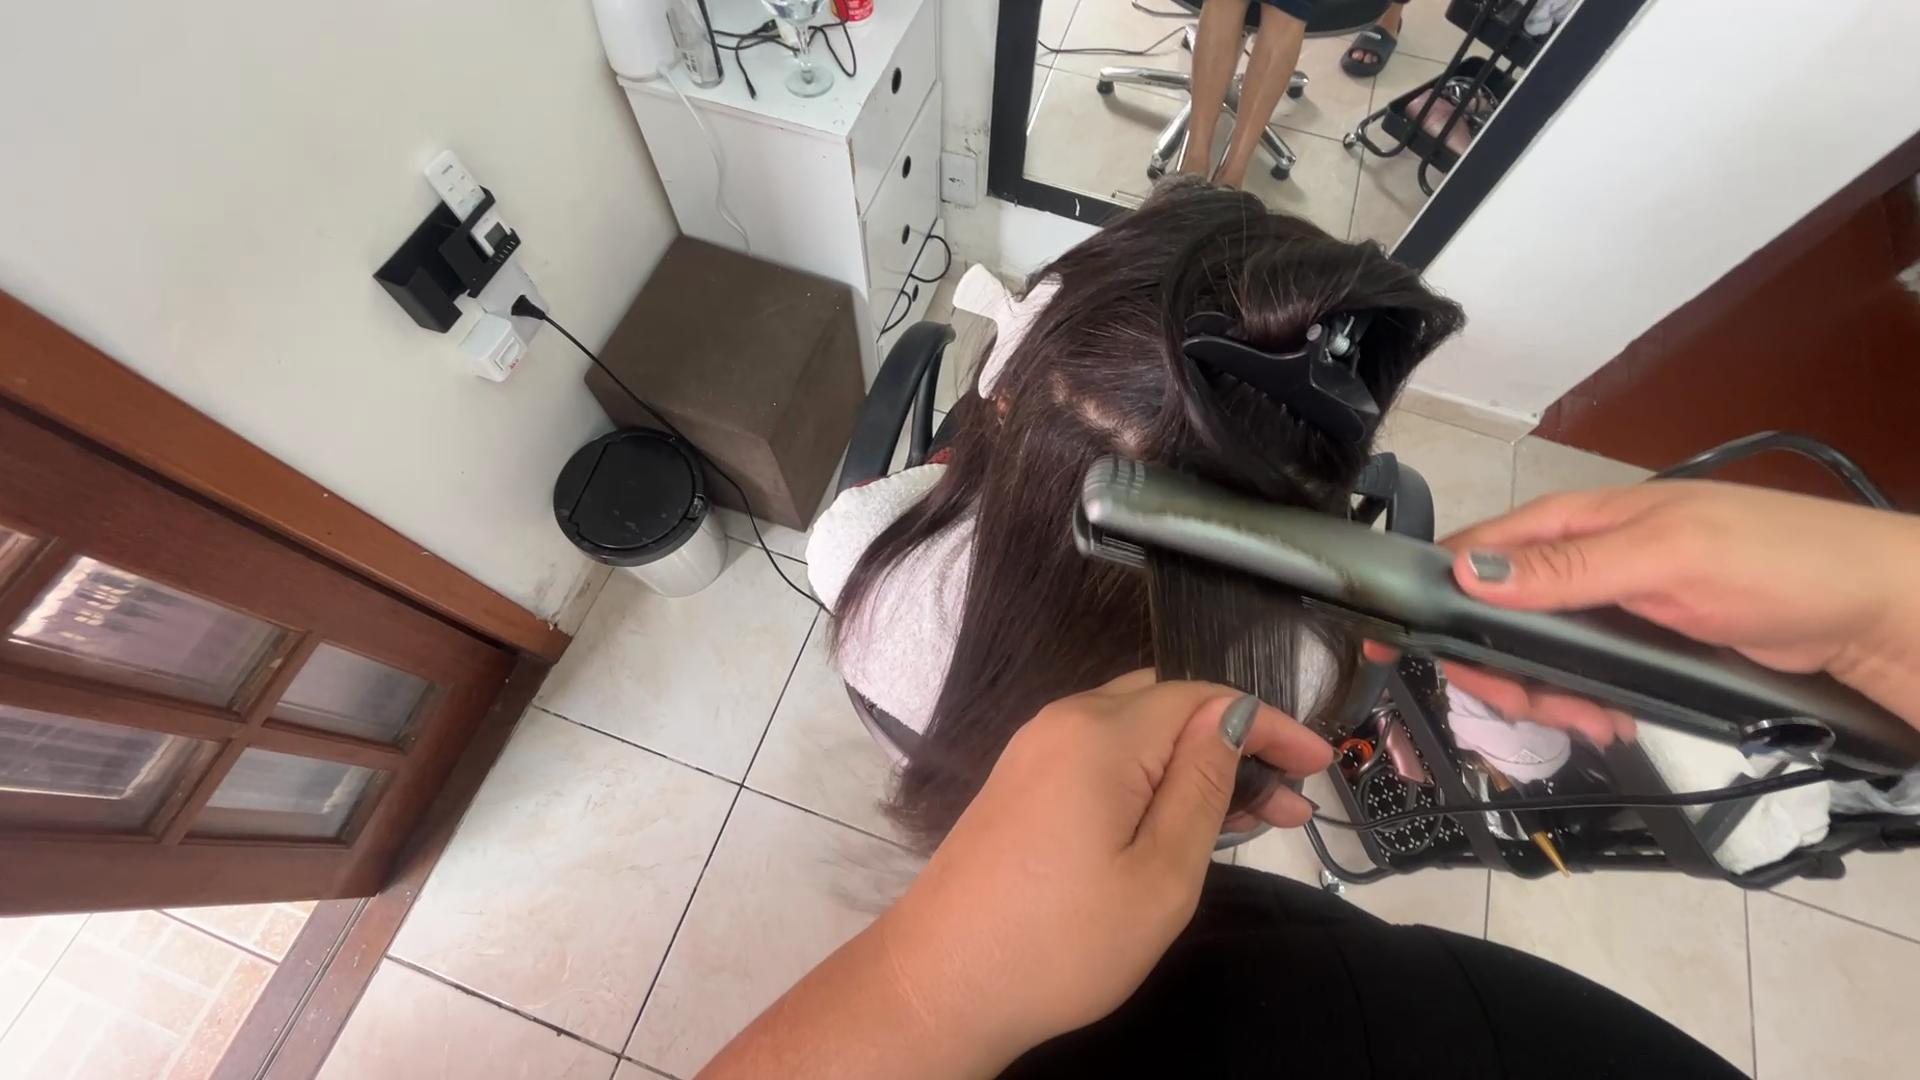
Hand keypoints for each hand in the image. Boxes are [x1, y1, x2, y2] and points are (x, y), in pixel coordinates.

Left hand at [873, 672, 1332, 1067]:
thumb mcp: (1159, 875)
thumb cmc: (1061, 940)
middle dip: (1232, 740)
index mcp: (1100, 733)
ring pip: (1134, 728)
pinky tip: (1178, 814)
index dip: (1265, 721)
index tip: (1319, 763)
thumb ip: (1201, 787)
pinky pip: (1100, 752)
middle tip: (1287, 801)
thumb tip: (1229, 721)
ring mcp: (1036, 746)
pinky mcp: (1022, 776)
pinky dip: (1148, 772)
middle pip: (1166, 705)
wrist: (942, 978)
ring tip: (1249, 815)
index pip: (1200, 697)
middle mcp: (1063, 720)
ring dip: (1192, 759)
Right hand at [1441, 480, 1919, 733]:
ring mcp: (1591, 606)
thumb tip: (1467, 574)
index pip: (1464, 554)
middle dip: (1490, 666)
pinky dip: (1571, 704)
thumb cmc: (1783, 564)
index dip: (1426, 598)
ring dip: (1535, 694)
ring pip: (1518, 654)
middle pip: (1481, 616)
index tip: (1412, 647)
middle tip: (1523, 705)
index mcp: (1562, 525)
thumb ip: (1565, 569)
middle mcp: (1564, 564)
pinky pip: (1564, 676)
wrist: (1885, 617)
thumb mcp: (1668, 557)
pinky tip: (1602, 719)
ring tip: (1582, 720)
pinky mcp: (1618, 644)